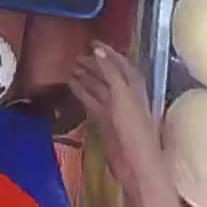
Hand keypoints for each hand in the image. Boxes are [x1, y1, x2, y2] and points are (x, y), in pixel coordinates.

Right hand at [70, 42, 165, 198]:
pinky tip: (71, 85)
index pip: (119, 61)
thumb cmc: (133, 126)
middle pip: (108, 74)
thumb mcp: (122, 94)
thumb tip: (97, 49)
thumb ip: (110, 71)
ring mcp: (115, 108)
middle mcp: (125, 93)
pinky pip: (92, 102)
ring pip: (98, 87)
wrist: (136, 164)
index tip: (91, 42)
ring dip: (86, 77)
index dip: (107, 52)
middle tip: (76, 56)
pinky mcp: (106, 122)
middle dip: (94, 64)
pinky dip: (82, 92)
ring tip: (71, 67)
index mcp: (133, 84)